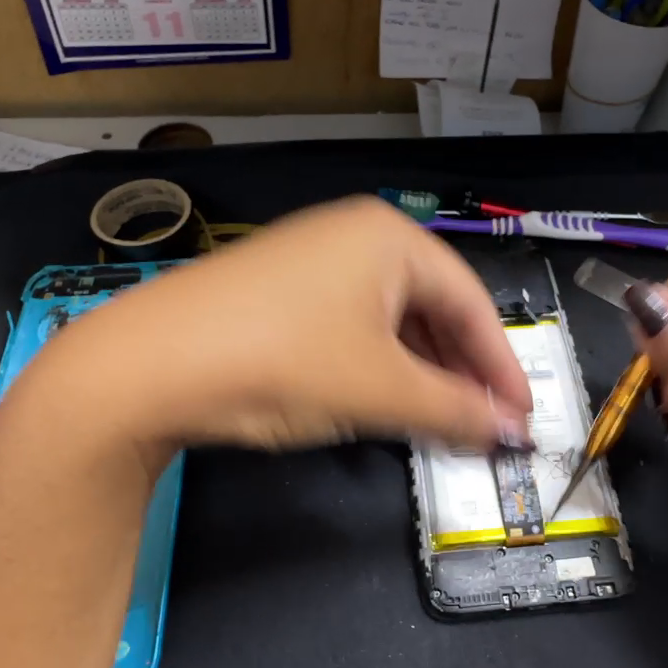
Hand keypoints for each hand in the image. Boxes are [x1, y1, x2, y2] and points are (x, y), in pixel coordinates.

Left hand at [13, 196, 532, 456]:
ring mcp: (310, 259)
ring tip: (439, 419)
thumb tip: (511, 431)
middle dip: (461, 369)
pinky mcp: (277, 290)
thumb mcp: (380, 391)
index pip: (471, 302)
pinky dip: (376, 364)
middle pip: (432, 306)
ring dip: (420, 371)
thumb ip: (454, 410)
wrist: (145, 365)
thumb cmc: (282, 362)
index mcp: (391, 239)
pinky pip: (349, 324)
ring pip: (389, 319)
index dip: (502, 365)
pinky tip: (381, 398)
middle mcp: (354, 236)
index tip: (523, 417)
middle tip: (484, 424)